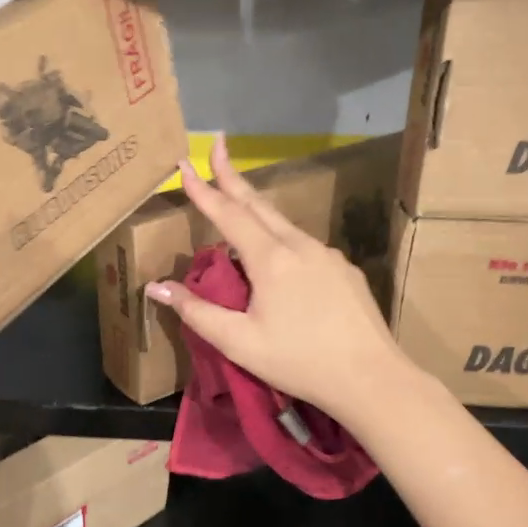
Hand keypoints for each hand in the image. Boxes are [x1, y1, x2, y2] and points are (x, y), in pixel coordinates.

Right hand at [145, 136, 414, 427]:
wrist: (371, 378)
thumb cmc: (299, 362)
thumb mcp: (238, 342)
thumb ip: (196, 311)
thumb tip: (156, 287)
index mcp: (271, 259)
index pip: (228, 214)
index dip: (203, 189)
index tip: (185, 162)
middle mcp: (300, 246)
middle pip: (259, 204)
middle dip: (233, 176)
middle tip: (216, 148)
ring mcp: (327, 256)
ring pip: (283, 224)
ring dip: (256, 209)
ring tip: (237, 203)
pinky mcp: (344, 271)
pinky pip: (303, 246)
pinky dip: (280, 239)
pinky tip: (277, 257)